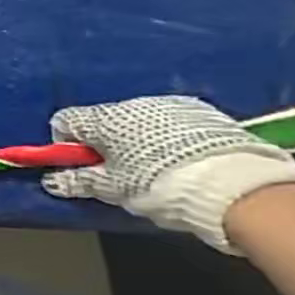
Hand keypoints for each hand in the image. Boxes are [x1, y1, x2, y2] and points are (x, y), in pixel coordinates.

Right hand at [43, 95, 294, 253]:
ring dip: (139, 139)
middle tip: (120, 171)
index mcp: (105, 120)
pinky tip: (184, 160)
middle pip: (105, 121)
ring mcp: (174, 106)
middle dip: (106, 142)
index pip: (66, 122)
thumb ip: (78, 181)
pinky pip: (173, 123)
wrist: (242, 188)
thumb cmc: (160, 185)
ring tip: (157, 167)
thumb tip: (52, 180)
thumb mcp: (113, 189)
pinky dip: (170, 138)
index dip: (67, 144)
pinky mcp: (209, 114)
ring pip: (140, 121)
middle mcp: (135, 105)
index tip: (81, 166)